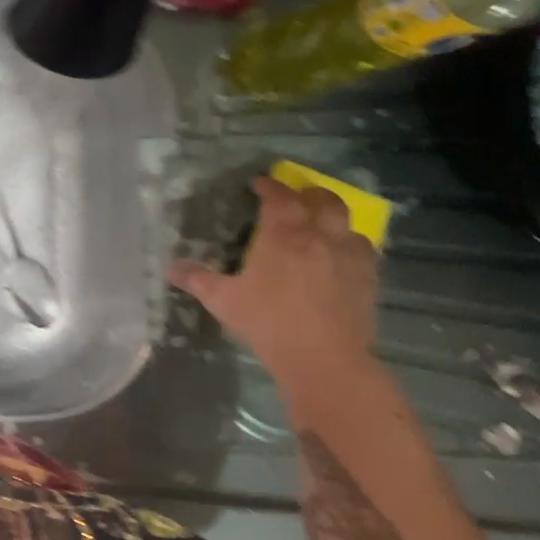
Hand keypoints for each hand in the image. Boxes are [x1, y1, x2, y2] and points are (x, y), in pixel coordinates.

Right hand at [169, 177, 377, 376]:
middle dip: (311, 194)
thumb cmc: (267, 322)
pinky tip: (341, 258)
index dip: (270, 187)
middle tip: (298, 197)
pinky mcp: (368, 280)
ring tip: (324, 226)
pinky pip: (364, 251)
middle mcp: (321, 238)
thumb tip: (171, 268)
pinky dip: (351, 245)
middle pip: (325, 202)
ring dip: (336, 219)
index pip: (280, 199)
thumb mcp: (222, 301)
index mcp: (284, 237)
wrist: (323, 356)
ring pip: (350, 225)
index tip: (260, 183)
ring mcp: (350, 258)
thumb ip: (197, 280)